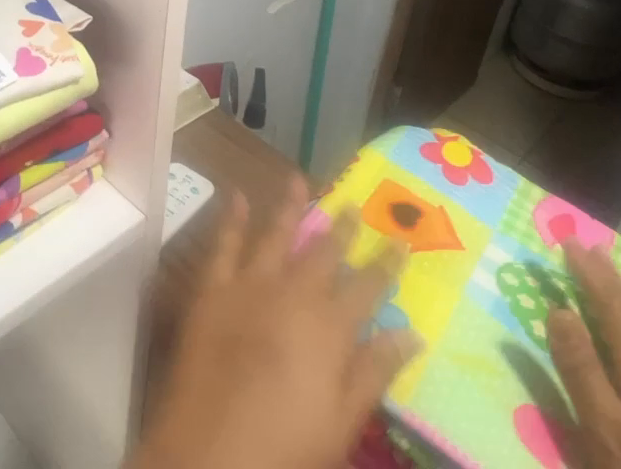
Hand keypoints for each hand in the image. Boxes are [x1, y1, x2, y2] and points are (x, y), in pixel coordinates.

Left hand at [131, 177, 418, 468]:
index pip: (368, 286)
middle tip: (354, 204)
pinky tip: (236, 197)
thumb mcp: (342, 421)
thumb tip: (412, 333)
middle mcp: (293, 295)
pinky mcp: (211, 293)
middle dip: (342, 228)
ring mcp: (249, 288)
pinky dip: (231, 220)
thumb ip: (374, 371)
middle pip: (323, 253)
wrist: (208, 456)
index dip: (386, 263)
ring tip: (299, 179)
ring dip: (289, 208)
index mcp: (330, 327)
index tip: (402, 240)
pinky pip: (223, 248)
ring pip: (275, 236)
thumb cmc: (285, 447)